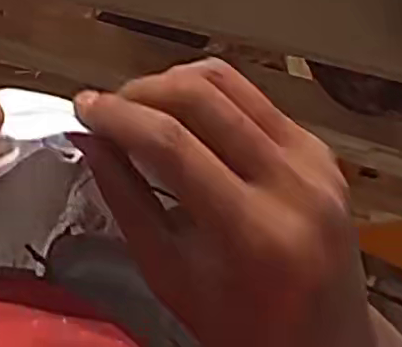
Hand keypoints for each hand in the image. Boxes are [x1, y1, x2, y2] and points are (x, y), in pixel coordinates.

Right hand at [74, 59, 374, 346]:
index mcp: (256, 234)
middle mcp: (293, 189)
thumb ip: (124, 197)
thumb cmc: (244, 326)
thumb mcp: (168, 273)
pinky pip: (246, 93)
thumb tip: (88, 137)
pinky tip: (182, 117)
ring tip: (142, 108)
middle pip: (196, 95)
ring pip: (220, 79)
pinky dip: (202, 92)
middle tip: (109, 108)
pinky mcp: (317, 149)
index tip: (84, 109)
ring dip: (167, 82)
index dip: (117, 115)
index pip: (171, 142)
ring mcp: (312, 164)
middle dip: (137, 91)